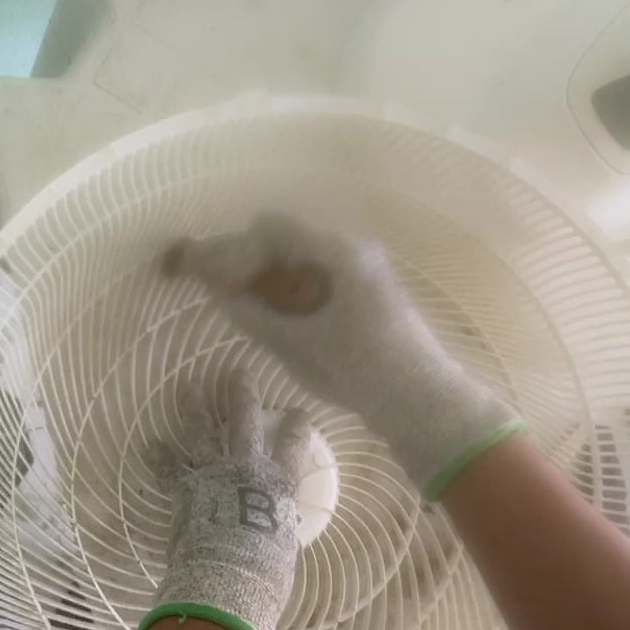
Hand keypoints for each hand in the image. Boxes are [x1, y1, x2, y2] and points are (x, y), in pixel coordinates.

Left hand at [141, 370, 312, 629]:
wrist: (229, 578)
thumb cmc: (265, 574)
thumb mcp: (283, 551)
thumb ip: (277, 534)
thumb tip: (273, 539)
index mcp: (279, 487)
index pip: (293, 449)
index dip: (297, 428)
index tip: (299, 412)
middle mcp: (247, 470)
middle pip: (245, 423)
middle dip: (243, 395)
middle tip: (238, 372)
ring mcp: (214, 474)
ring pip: (203, 431)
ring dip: (194, 407)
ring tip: (188, 386)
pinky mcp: (186, 488)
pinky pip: (169, 468)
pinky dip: (159, 457)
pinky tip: (150, 443)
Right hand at [166, 212, 522, 498]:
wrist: (421, 400)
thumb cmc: (360, 369)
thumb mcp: (299, 346)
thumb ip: (256, 317)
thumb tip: (223, 297)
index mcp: (338, 253)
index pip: (271, 229)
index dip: (235, 253)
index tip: (216, 287)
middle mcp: (350, 249)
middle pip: (283, 238)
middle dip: (243, 258)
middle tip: (209, 282)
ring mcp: (360, 268)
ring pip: (297, 256)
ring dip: (263, 272)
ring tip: (233, 297)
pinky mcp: (363, 289)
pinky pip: (313, 273)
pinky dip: (285, 285)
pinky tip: (266, 307)